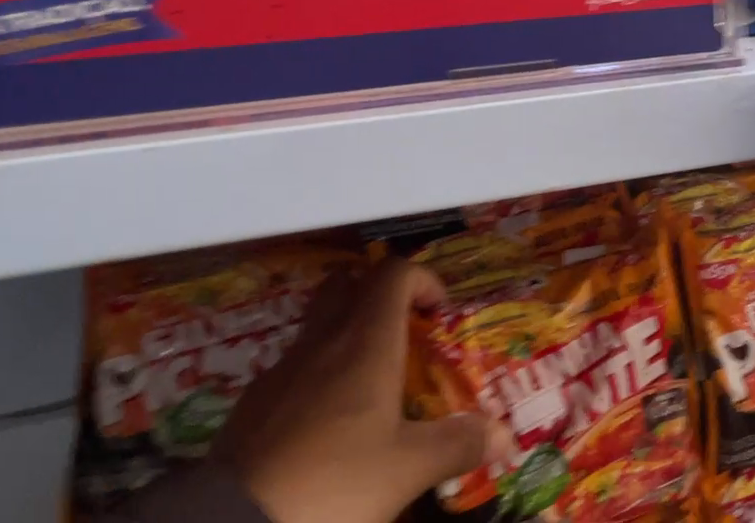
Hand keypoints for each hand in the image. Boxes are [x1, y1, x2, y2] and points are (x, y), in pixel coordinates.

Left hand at [212, 260, 514, 522]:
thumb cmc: (335, 481)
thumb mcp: (408, 469)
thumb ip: (458, 445)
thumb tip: (504, 436)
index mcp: (366, 341)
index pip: (395, 273)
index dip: (422, 280)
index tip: (439, 314)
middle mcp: (323, 342)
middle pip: (347, 284)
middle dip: (377, 295)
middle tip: (402, 332)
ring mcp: (281, 371)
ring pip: (317, 326)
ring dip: (345, 336)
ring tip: (369, 386)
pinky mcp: (251, 406)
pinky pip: (292, 370)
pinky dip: (316, 378)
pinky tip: (326, 428)